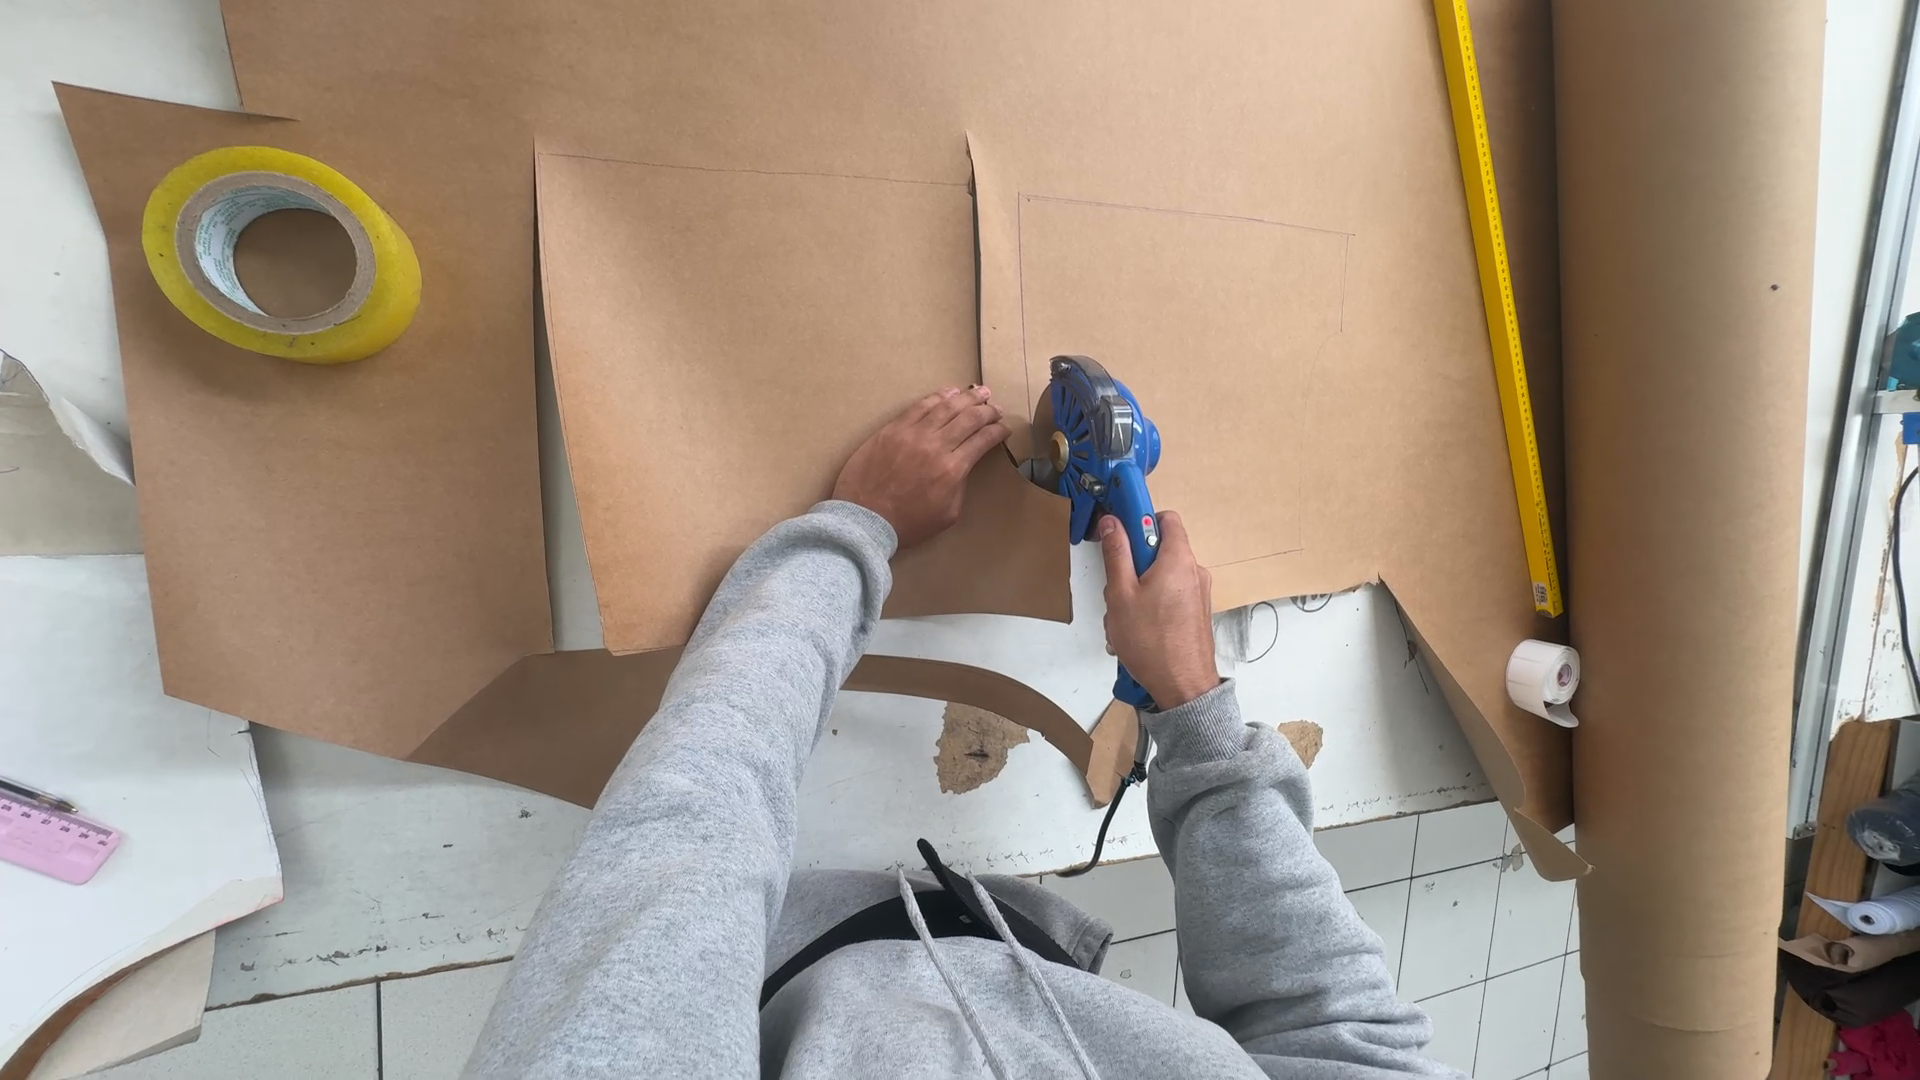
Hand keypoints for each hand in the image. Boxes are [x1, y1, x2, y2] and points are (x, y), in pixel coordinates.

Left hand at [833, 385, 1009, 548]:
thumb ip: (960, 487)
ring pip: (947, 407)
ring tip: (979, 392)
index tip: (1004, 429)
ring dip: (967, 398)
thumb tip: (964, 466)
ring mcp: (913, 434)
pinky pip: (919, 406)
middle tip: (996, 407)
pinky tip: (949, 393)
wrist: (865, 519)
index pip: (983, 440)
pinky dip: (937, 397)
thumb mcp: (947, 515)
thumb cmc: (907, 524)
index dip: (998, 431)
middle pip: (969, 418)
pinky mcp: (893, 429)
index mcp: (953, 470)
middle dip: (988, 410)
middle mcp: (936, 446)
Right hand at [1099, 510, 1219, 708]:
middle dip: (1133, 560)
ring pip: (1162, 574)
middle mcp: (1195, 571)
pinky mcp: (1197, 612)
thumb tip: (1112, 523)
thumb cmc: (1151, 642)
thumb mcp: (1121, 594)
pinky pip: (1170, 594)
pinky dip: (1152, 601)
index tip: (1118, 528)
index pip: (1164, 518)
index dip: (1139, 518)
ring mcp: (1199, 593)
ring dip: (1139, 586)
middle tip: (1116, 584)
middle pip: (1160, 548)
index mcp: (1178, 559)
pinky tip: (1137, 627)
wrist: (1183, 687)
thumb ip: (1116, 553)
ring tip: (1124, 614)